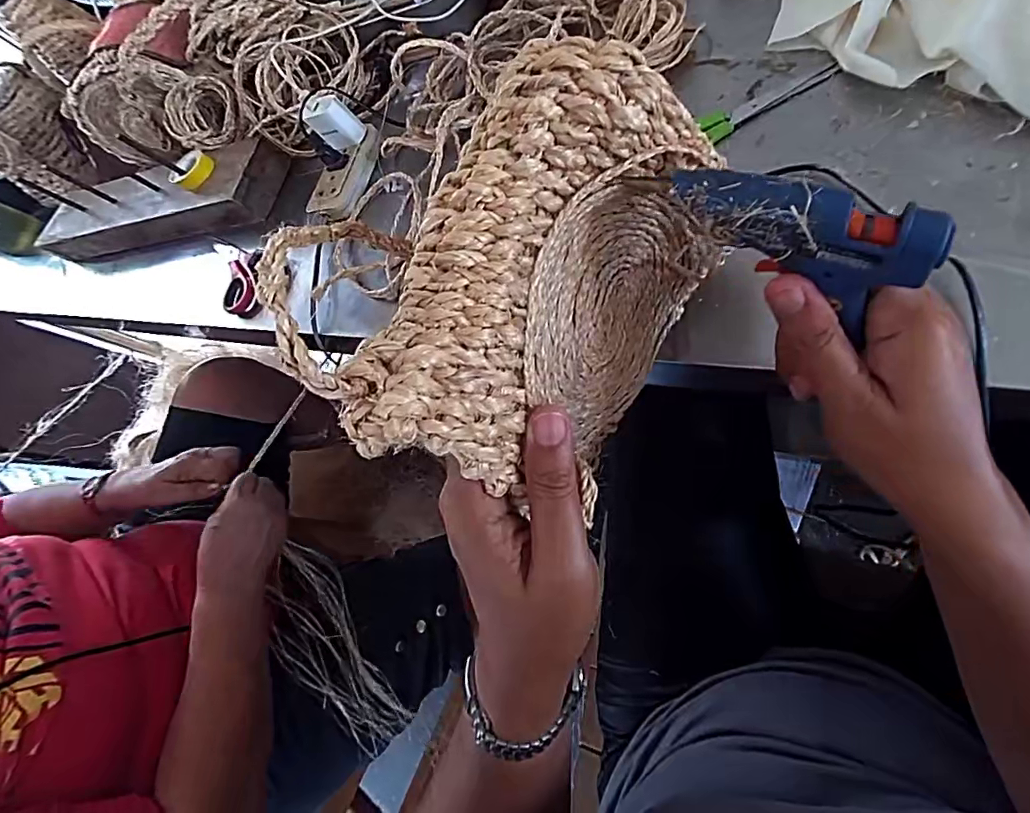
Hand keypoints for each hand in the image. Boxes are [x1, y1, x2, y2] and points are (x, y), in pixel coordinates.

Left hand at [97, 446, 241, 514]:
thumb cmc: (141, 491)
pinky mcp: (196, 460)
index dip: (233, 476)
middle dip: (235, 472)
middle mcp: (198, 453)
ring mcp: (198, 455)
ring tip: (219, 490)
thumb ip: (193, 490)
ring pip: (228, 457)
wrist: (121, 488)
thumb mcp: (165, 496)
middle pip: (234, 455)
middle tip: (225, 491)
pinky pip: (219, 461)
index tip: (227, 492)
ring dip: (229, 472)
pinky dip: (222, 472)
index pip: (229, 460)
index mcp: (192, 460)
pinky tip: (212, 486)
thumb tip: (220, 487)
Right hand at [197, 473, 287, 594]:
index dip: (241, 483)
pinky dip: (273, 510)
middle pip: (265, 482)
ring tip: (255, 510)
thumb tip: (236, 496)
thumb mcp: (213, 524)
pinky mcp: (285, 525)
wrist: (235, 582)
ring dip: (267, 497)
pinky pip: (281, 508)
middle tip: (247, 499)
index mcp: (240, 500)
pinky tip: (263, 521)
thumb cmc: (216, 558)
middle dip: (256, 487)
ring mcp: (277, 513)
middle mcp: (263, 502)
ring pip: (275, 493)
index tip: (238, 489)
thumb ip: (228, 504)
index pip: (247, 477)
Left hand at [439, 407, 598, 740]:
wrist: (527, 668)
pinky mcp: (489, 505)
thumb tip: (548, 414)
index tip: (538, 362)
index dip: (505, 390)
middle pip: (486, 426)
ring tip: (569, 406)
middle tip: (565, 383)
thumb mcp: (562, 557)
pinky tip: (562, 445)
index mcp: (468, 502)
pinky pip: (511, 461)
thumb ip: (555, 485)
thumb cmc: (546, 624)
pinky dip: (537, 452)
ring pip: (502, 441)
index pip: (473, 422)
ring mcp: (473, 499)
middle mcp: (460, 493)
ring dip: (536, 429)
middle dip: (526, 406)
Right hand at [766, 274, 993, 522]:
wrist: (951, 496)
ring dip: (821, 341)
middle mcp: (924, 311)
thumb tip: (785, 286)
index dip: (811, 275)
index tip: (784, 298)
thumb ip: (814, 336)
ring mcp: (922, 326)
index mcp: (912, 316)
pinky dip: (842, 349)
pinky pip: (866, 324)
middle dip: (811, 324)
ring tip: (818, 383)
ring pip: (848, 306)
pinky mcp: (917, 341)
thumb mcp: (846, 398)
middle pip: (843, 285)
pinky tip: (834, 381)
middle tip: (804, 370)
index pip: (852, 259)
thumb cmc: (910, 457)